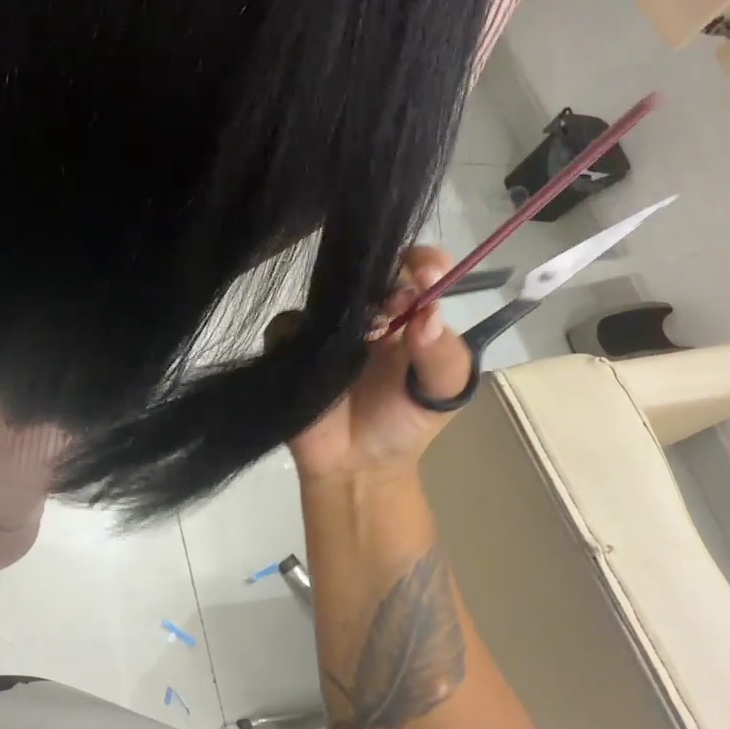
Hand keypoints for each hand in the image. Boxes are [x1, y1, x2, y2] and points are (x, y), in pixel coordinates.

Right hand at [287, 247, 472, 483]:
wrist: (356, 467)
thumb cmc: (405, 424)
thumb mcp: (445, 391)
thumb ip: (442, 353)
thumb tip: (428, 316)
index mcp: (408, 317)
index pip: (417, 270)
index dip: (422, 262)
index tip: (426, 270)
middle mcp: (367, 315)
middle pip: (368, 273)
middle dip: (382, 278)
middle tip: (394, 304)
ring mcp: (326, 329)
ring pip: (325, 292)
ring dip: (339, 301)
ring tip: (359, 335)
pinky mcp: (291, 349)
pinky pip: (284, 325)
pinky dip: (296, 331)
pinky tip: (313, 353)